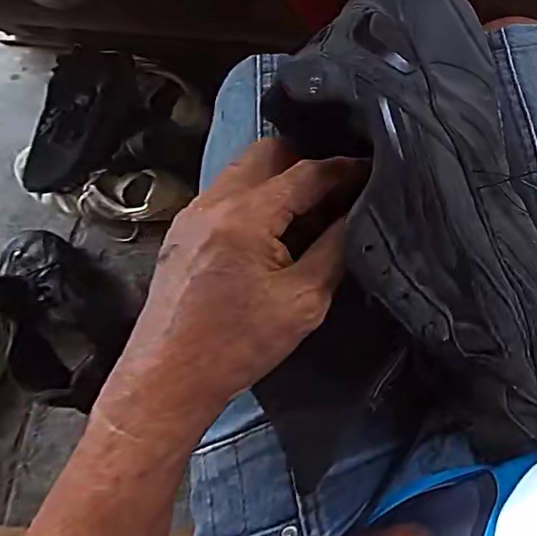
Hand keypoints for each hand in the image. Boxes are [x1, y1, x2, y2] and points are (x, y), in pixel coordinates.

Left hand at [94, 139, 366, 453]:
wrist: (165, 383)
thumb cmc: (236, 346)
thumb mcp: (304, 300)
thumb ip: (336, 247)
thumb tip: (358, 213)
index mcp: (245, 217)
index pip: (308, 172)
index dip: (346, 169)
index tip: (371, 172)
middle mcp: (214, 203)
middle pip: (271, 152)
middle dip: (310, 162)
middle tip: (338, 189)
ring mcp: (193, 214)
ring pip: (247, 168)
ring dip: (282, 178)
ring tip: (312, 207)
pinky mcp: (183, 231)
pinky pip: (229, 191)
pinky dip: (259, 195)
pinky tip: (278, 227)